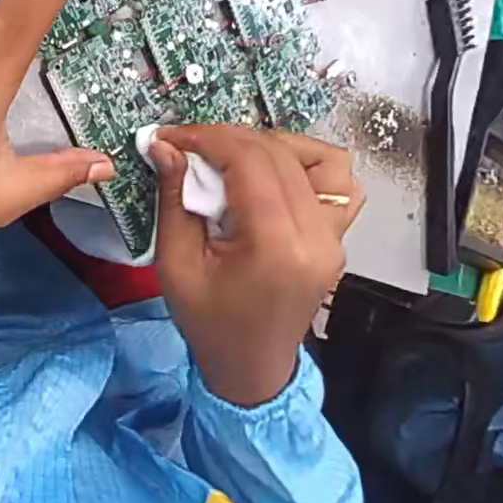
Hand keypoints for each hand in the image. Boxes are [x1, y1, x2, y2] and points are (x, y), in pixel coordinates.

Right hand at [149, 126, 364, 405]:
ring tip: (231, 156)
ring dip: (270, 145)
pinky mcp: (337, 236)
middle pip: (278, 154)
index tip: (169, 136)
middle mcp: (317, 236)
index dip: (206, 138)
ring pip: (319, 158)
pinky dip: (305, 163)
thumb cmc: (207, 321)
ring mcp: (335, 236)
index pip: (249, 162)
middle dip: (226, 137)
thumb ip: (173, 199)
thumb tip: (165, 147)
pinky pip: (337, 181)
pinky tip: (271, 172)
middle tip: (186, 144)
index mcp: (276, 246)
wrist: (250, 366)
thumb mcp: (175, 263)